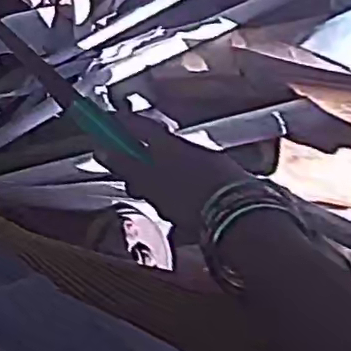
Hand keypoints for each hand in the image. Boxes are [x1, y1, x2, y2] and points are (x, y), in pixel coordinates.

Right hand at [92, 112, 252, 235]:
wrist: (250, 227)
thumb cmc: (192, 199)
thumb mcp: (146, 182)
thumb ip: (122, 163)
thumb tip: (102, 149)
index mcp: (167, 142)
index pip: (133, 122)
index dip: (114, 122)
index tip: (100, 124)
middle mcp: (192, 148)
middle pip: (156, 146)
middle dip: (140, 158)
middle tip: (128, 175)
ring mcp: (216, 166)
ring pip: (177, 166)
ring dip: (163, 179)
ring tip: (157, 201)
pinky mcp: (233, 186)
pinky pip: (197, 183)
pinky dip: (185, 192)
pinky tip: (183, 212)